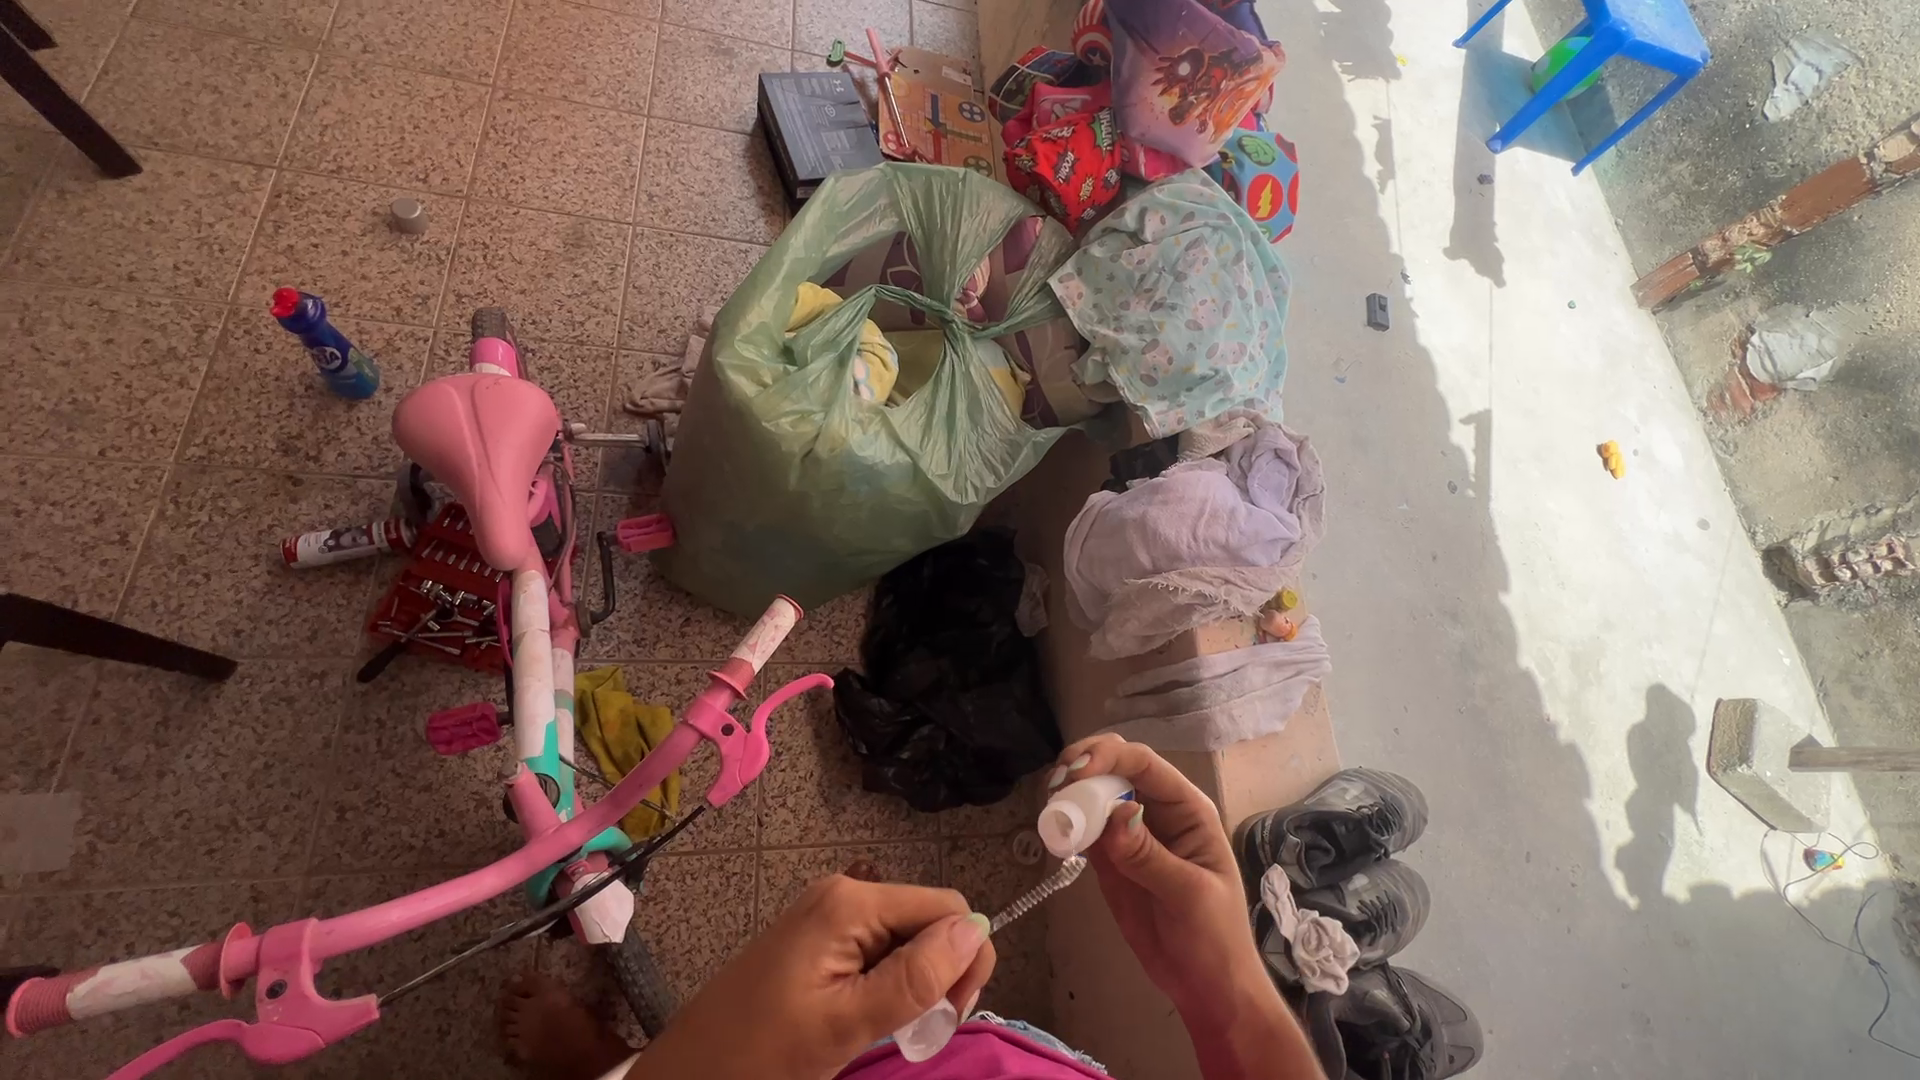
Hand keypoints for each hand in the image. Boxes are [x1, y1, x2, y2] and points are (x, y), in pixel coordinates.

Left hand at [631, 875, 995, 1079]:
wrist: (686, 1072)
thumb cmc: (762, 1054)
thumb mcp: (846, 1024)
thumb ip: (914, 977)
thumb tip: (978, 929)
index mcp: (853, 902)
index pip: (945, 906)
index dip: (964, 957)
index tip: (948, 1016)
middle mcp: (846, 892)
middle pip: (926, 918)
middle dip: (939, 970)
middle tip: (919, 1031)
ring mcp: (830, 912)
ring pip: (904, 936)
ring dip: (914, 980)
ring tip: (891, 1029)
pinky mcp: (820, 935)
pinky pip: (877, 947)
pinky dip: (888, 980)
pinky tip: (869, 1015)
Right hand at [1050, 735, 1282, 1026]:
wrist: (1206, 987)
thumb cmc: (1215, 938)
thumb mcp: (1190, 896)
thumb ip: (1150, 856)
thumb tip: (1117, 813)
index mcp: (1186, 808)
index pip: (1143, 763)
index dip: (1107, 757)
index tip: (1073, 773)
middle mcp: (1157, 809)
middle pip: (1115, 766)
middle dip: (1082, 766)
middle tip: (1055, 788)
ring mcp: (1131, 831)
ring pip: (1095, 792)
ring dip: (1069, 792)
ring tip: (1050, 808)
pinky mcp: (1110, 855)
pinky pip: (1085, 825)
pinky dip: (1067, 823)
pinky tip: (1056, 831)